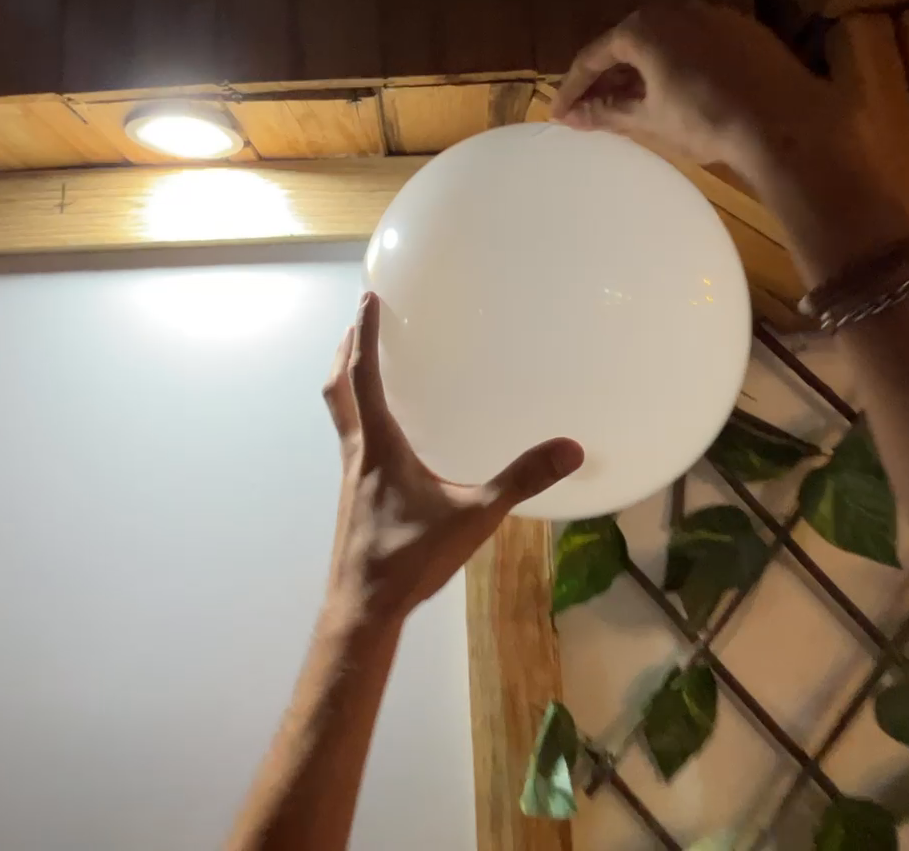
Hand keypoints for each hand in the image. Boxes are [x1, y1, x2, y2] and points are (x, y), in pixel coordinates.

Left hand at [322, 293, 583, 623]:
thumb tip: (570, 448)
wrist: (362, 608)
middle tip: (359, 323)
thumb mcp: (473, 517)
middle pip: (338, 388)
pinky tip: (387, 434)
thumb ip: (520, 481)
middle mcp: (357, 452)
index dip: (366, 335)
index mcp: (378, 445)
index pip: (364, 376)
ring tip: (364, 364)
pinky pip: (352, 439)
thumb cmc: (410, 559)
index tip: (367, 298)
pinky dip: (359, 415)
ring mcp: (351, 475)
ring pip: (340, 414)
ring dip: (346, 381)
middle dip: (345, 351)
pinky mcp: (354, 496)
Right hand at [550, 0, 850, 184]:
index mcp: (644, 27)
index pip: (594, 56)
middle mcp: (676, 9)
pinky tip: (670, 95)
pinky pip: (691, 46)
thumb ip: (606, 112)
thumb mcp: (647, 119)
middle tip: (588, 111)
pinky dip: (670, 68)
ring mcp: (713, 16)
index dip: (573, 88)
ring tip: (626, 106)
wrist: (784, 122)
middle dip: (605, 79)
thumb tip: (573, 116)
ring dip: (638, 74)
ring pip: (661, 43)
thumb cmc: (704, 119)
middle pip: (626, 45)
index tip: (560, 115)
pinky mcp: (741, 31)